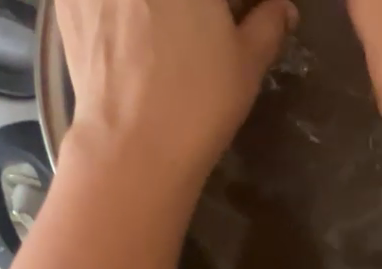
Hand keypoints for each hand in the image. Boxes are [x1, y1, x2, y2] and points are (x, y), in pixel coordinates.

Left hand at [57, 0, 297, 180]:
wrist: (135, 142)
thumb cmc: (202, 100)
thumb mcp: (247, 63)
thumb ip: (267, 25)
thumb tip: (282, 8)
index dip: (236, 6)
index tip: (241, 17)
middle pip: (182, 0)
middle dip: (196, 12)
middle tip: (206, 29)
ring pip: (140, 3)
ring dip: (157, 13)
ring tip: (166, 45)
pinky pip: (100, 2)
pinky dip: (119, 13)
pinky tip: (129, 35)